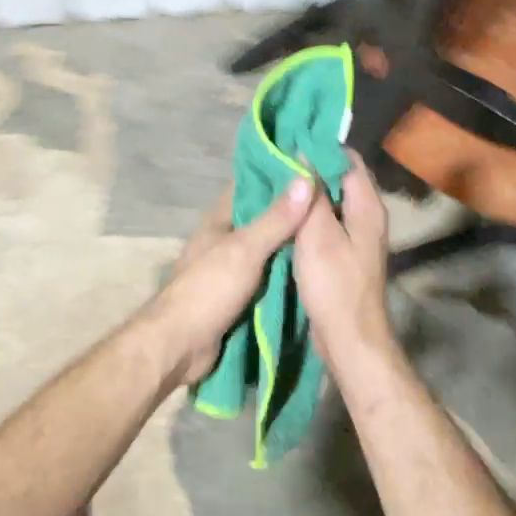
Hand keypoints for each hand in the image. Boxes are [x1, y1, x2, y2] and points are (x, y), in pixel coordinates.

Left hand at [143, 176, 315, 384]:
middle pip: (263, 220)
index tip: (315, 168)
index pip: (250, 186)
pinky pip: (267, 280)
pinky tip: (315, 272)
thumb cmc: (208, 290)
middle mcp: (224, 241)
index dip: (279, 176)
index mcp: (219, 221)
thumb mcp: (245, 250)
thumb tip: (306, 177)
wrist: (179, 347)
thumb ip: (276, 219)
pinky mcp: (237, 298)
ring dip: (292, 248)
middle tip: (336, 205)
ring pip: (267, 252)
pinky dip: (286, 276)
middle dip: (293, 215)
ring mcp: (230, 271)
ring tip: (333, 234)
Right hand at [294, 150, 389, 356]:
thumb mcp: (318, 235)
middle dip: (309, 169)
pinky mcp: (345, 256)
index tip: (287, 140)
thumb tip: (303, 154)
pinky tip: (283, 218)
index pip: (347, 159)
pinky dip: (307, 217)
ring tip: (273, 184)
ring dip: (306, 195)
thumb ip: (311, 194)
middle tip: (274, 161)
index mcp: (367, 205)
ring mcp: (357, 237)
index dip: (319, 147)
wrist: (349, 340)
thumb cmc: (334, 285)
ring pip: (331, 203)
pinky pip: (326, 225)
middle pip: (339, 179)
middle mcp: (367, 216)